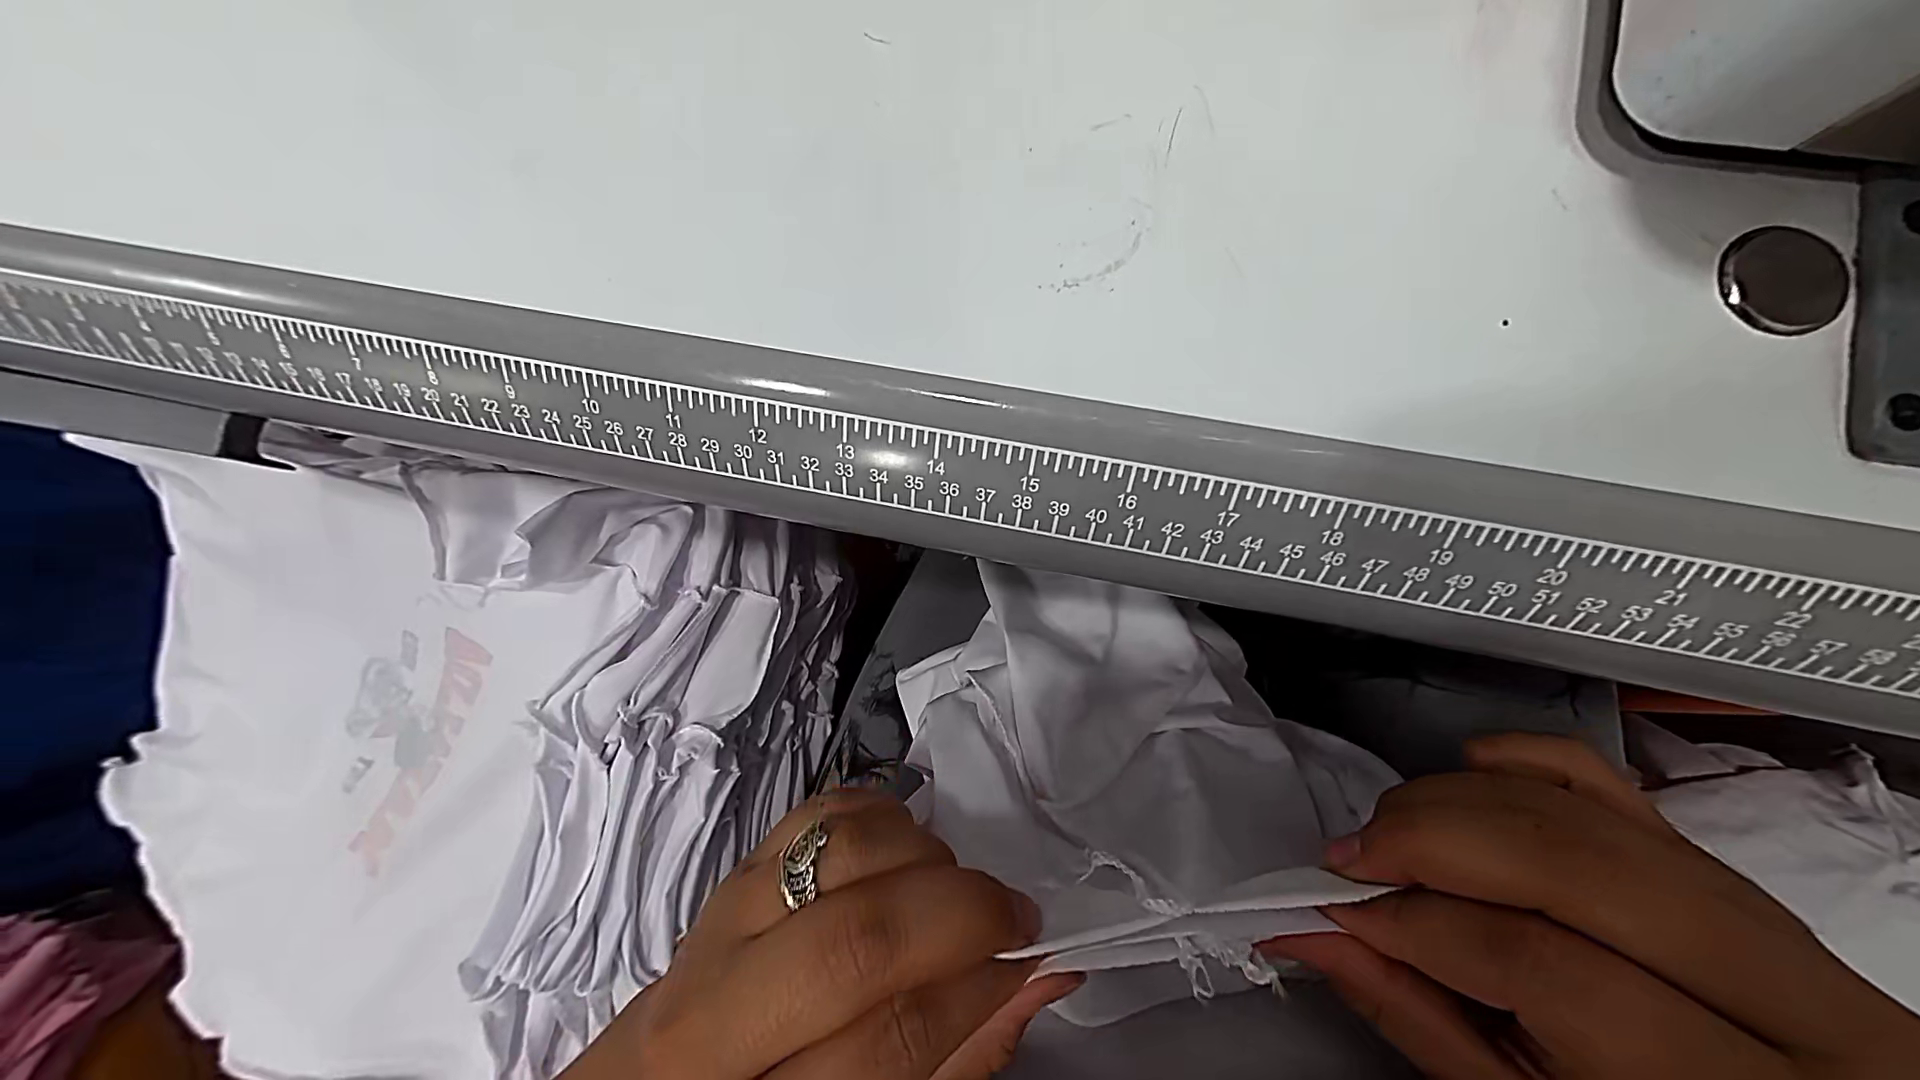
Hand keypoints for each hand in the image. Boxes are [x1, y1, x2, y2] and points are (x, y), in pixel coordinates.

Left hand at [562, 788, 1079, 1079]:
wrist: (669, 1068)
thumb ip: (963, 1046)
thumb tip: (1046, 969)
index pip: (888, 1036)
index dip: (977, 986)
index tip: (1028, 955)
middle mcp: (718, 1010)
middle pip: (855, 939)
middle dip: (958, 912)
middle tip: (1009, 912)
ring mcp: (721, 917)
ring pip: (835, 857)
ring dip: (922, 856)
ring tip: (948, 883)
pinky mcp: (735, 862)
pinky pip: (818, 811)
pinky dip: (880, 815)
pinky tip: (902, 847)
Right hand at [1259, 734, 1917, 1078]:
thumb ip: (1412, 1011)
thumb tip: (1313, 931)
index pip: (1542, 961)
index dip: (1413, 922)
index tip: (1335, 909)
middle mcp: (1790, 994)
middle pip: (1565, 861)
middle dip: (1426, 840)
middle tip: (1351, 858)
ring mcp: (1760, 910)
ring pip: (1577, 806)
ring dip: (1450, 800)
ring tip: (1388, 834)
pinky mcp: (1712, 856)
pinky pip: (1611, 778)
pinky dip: (1521, 757)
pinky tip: (1466, 769)